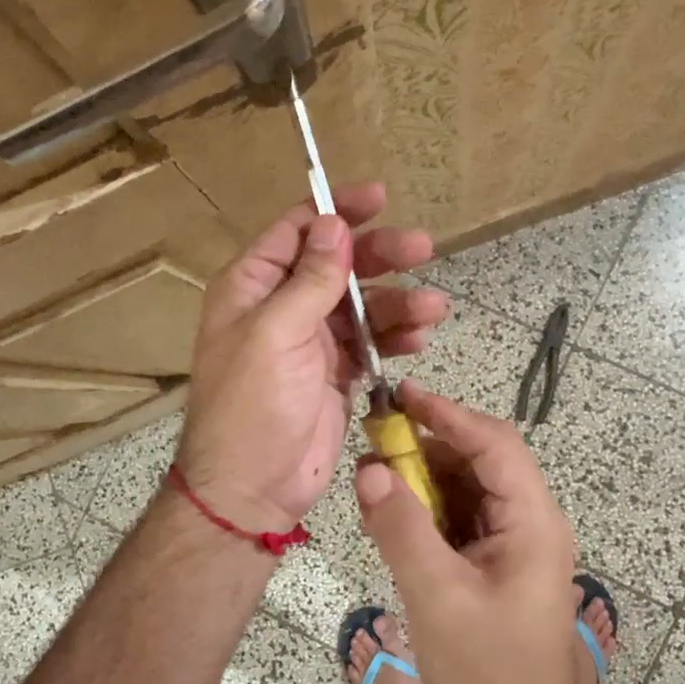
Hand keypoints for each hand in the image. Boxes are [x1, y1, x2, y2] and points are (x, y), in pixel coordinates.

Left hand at [176, 182, 444, 533]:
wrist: (252, 486)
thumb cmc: (252, 405)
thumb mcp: (276, 333)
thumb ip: (309, 280)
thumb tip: (332, 224)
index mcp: (252, 287)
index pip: (295, 232)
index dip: (334, 211)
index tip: (378, 197)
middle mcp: (280, 307)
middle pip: (336, 264)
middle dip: (378, 255)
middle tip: (423, 247)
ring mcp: (310, 342)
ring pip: (361, 305)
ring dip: (397, 302)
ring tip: (432, 308)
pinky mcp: (335, 374)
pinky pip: (371, 343)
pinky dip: (394, 337)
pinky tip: (419, 338)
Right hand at [352, 380, 584, 683]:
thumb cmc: (487, 671)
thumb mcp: (436, 594)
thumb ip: (401, 527)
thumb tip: (369, 468)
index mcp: (533, 522)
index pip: (495, 443)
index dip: (448, 414)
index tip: (401, 396)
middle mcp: (531, 525)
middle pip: (481, 462)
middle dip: (428, 448)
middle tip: (375, 445)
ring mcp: (515, 549)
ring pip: (468, 492)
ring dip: (423, 481)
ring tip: (374, 483)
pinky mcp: (497, 570)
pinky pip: (461, 523)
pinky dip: (427, 514)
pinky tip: (390, 521)